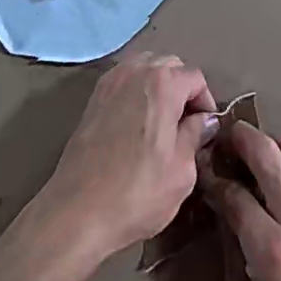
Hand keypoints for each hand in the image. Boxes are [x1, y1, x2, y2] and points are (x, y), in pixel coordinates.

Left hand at [39, 52, 217, 257]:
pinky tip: (136, 121)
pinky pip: (124, 80)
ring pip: (145, 67)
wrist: (75, 214)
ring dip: (159, 85)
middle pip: (170, 65)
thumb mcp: (182, 170)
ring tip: (161, 120)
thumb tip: (205, 120)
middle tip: (185, 124)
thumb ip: (196, 135)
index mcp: (163, 83)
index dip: (205, 102)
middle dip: (183, 89)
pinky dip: (136, 90)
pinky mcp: (92, 99)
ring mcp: (111, 83)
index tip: (205, 129)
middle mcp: (137, 72)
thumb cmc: (136, 193)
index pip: (196, 78)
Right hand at [201, 121, 280, 280]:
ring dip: (273, 143)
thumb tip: (220, 208)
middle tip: (227, 135)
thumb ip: (230, 250)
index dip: (213, 178)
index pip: (234, 195)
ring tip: (258, 149)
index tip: (204, 168)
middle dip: (242, 138)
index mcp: (271, 249)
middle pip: (268, 155)